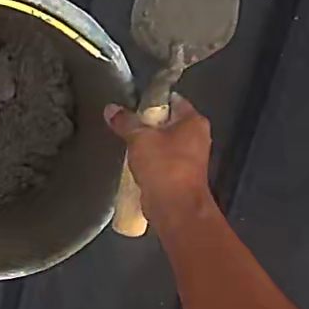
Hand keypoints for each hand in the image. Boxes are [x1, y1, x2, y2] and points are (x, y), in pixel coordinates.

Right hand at [104, 96, 216, 230]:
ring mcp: (191, 159)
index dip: (152, 100)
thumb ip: (125, 122)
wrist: (175, 208)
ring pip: (164, 144)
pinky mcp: (181, 176)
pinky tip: (134, 165)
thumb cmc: (163, 166)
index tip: (131, 104)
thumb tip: (111, 109)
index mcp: (194, 122)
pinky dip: (150, 163)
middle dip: (146, 124)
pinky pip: (162, 162)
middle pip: (167, 122)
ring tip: (126, 145)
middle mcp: (197, 137)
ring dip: (146, 145)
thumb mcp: (139, 138)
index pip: (172, 100)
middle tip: (125, 126)